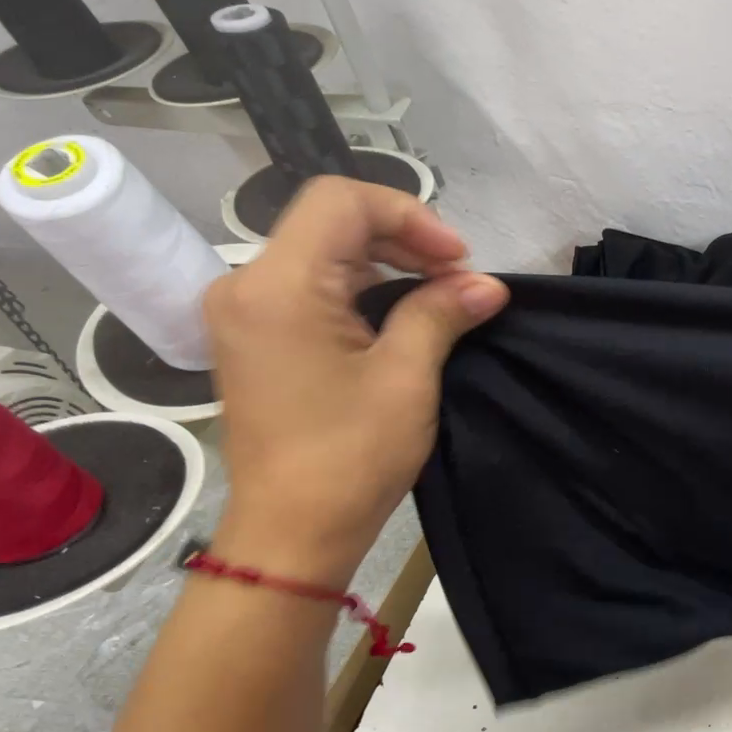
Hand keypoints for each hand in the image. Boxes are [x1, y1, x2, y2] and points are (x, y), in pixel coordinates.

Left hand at [201, 177, 508, 584]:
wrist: (293, 530)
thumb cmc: (351, 455)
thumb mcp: (407, 379)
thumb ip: (442, 314)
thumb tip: (488, 285)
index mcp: (278, 284)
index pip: (341, 201)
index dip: (410, 216)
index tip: (460, 261)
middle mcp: (245, 284)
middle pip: (329, 224)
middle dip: (403, 240)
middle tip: (460, 281)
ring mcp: (243, 313)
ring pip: (320, 255)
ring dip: (385, 265)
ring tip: (439, 300)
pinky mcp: (253, 340)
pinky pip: (308, 290)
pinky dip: (358, 292)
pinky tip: (398, 318)